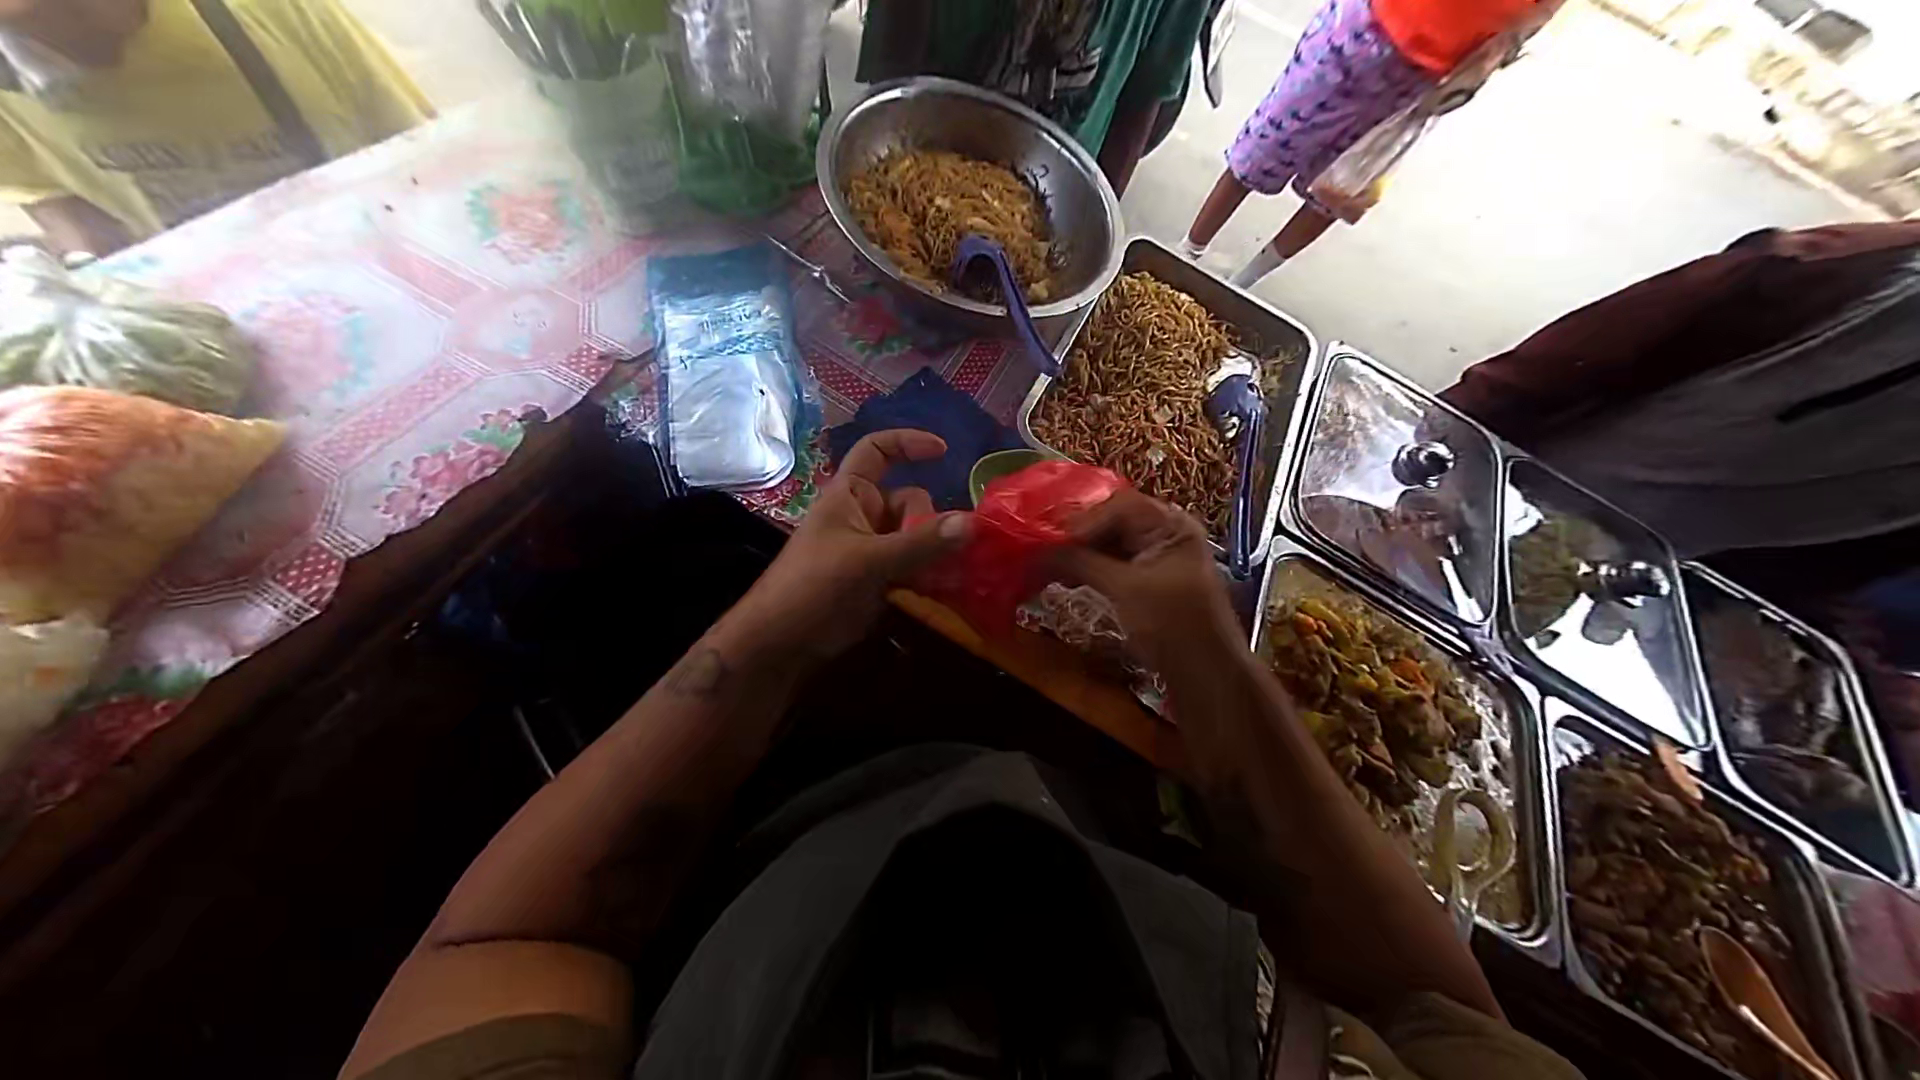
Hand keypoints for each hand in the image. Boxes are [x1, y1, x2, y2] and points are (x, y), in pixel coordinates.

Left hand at [721, 429, 971, 659]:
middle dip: (928, 524)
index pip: (877, 451)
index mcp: (851, 494)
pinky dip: (933, 574)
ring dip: (937, 552)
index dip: (908, 443)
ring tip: (951, 573)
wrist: (784, 643)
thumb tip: (972, 522)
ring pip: (920, 536)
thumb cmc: (813, 587)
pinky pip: (918, 565)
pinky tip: (950, 589)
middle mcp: (865, 515)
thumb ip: (920, 543)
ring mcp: (875, 548)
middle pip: (912, 501)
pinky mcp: (883, 579)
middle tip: (931, 555)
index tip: (945, 452)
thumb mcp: (867, 560)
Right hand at [1053, 488, 1238, 665]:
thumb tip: (1037, 551)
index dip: (1084, 520)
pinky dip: (1090, 569)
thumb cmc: (1172, 625)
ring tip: (1048, 565)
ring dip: (1080, 554)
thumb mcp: (1124, 589)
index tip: (1051, 538)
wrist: (1206, 675)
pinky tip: (1065, 578)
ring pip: (1110, 544)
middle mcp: (1166, 535)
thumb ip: (1080, 563)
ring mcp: (1157, 560)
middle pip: (1113, 522)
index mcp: (1171, 526)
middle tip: (1043, 549)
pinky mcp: (1148, 583)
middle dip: (1078, 536)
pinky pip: (1113, 564)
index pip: (1120, 506)